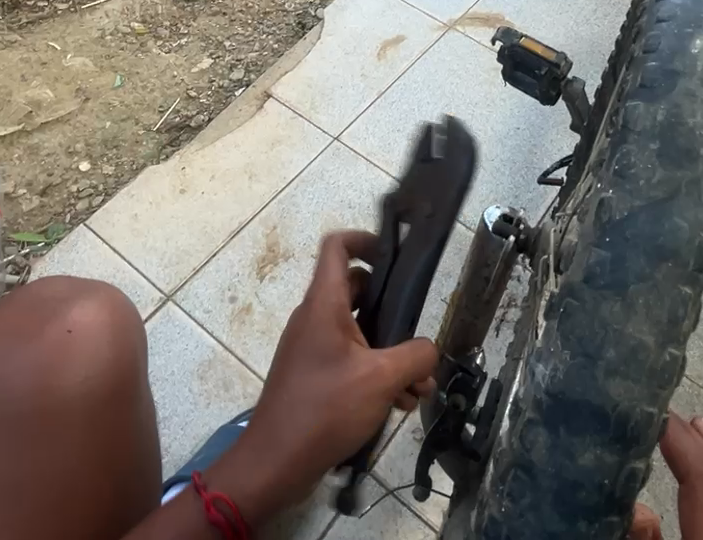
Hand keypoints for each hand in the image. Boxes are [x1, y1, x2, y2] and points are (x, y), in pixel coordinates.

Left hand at [207, 230, 438, 521]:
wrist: (274, 464)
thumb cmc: (324, 409)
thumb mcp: (381, 380)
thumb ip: (415, 356)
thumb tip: (429, 350)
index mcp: (325, 303)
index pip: (338, 247)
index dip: (365, 239)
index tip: (394, 254)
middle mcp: (315, 317)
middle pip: (357, 291)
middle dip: (394, 310)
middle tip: (419, 332)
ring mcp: (311, 347)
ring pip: (358, 331)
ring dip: (390, 351)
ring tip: (419, 385)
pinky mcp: (312, 375)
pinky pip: (349, 358)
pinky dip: (374, 372)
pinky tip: (399, 403)